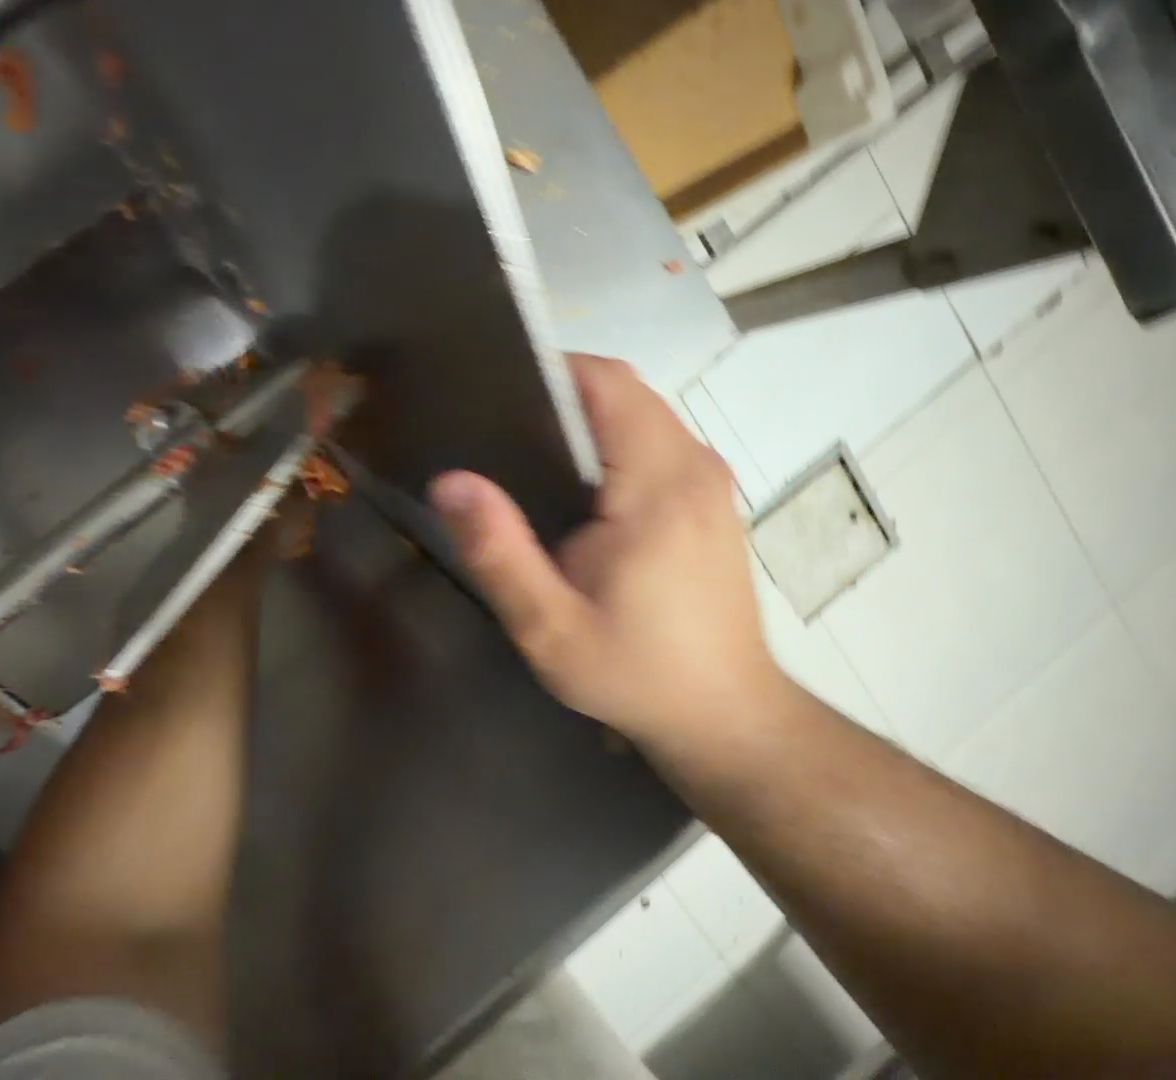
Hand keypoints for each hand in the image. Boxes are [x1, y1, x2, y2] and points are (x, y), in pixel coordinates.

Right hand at [427, 354, 781, 746]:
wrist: (725, 714)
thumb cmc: (635, 672)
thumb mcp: (550, 628)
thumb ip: (498, 553)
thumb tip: (450, 482)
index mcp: (657, 486)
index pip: (607, 382)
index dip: (550, 372)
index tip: (493, 394)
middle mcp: (694, 467)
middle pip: (624, 390)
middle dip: (561, 394)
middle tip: (497, 430)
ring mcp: (711, 481)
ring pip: (642, 412)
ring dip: (587, 418)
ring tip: (527, 455)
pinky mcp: (711, 499)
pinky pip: (657, 441)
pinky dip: (612, 442)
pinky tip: (576, 489)